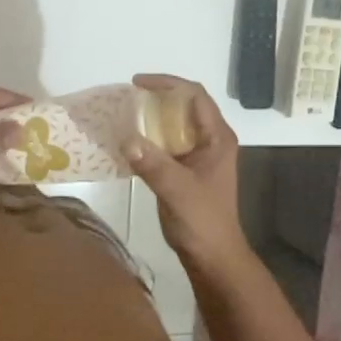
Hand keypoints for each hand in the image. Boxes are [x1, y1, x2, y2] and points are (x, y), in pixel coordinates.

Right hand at [122, 74, 250, 268]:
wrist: (212, 256)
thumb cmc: (203, 221)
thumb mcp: (178, 191)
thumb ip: (153, 164)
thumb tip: (126, 138)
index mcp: (217, 138)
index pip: (195, 96)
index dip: (168, 84)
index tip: (138, 83)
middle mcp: (209, 141)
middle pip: (184, 106)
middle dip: (156, 98)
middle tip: (126, 99)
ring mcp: (197, 156)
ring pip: (173, 125)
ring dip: (150, 119)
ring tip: (122, 116)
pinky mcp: (184, 170)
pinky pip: (164, 144)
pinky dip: (147, 139)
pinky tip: (127, 144)